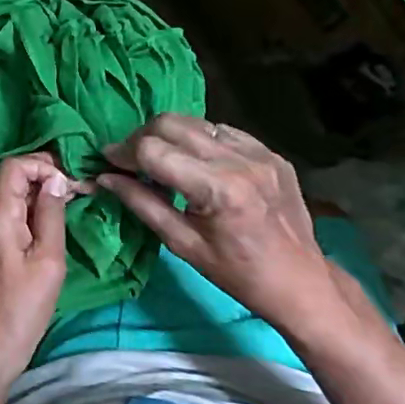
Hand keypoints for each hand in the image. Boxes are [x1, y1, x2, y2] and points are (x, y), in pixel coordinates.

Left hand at [0, 152, 87, 383]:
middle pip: (11, 176)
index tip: (71, 180)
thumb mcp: (48, 259)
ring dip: (39, 191)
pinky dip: (31, 207)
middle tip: (78, 187)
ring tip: (71, 200)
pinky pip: (9, 211)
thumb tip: (57, 180)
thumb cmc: (23, 307)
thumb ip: (52, 214)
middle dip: (44, 174)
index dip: (42, 164)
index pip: (14, 165)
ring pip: (11, 193)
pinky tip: (53, 219)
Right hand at [97, 114, 350, 335]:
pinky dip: (200, 140)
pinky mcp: (271, 152)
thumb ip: (142, 204)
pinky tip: (197, 163)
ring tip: (161, 159)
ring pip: (197, 122)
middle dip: (142, 137)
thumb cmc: (237, 273)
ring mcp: (260, 152)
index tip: (109, 162)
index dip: (124, 153)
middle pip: (172, 124)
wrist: (300, 281)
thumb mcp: (183, 244)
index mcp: (218, 189)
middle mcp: (240, 160)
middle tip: (130, 160)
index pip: (154, 151)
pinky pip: (223, 131)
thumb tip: (105, 177)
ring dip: (170, 135)